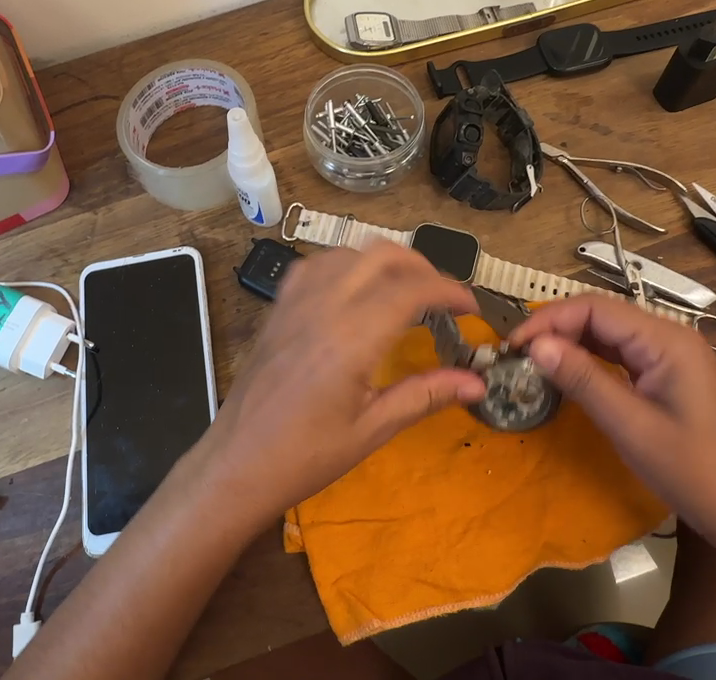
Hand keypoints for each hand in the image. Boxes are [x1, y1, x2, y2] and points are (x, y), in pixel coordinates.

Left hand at [197, 242, 485, 524]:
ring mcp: (295, 301)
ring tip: (405, 289)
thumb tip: (477, 383)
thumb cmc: (306, 456)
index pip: (411, 289)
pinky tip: (354, 289)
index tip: (472, 308)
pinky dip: (345, 264)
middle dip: (422, 266)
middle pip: (381, 255)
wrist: (237, 463)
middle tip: (443, 297)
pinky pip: (314, 264)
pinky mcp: (278, 307)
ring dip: (384, 261)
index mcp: (352, 337)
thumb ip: (425, 395)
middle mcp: (323, 306)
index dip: (449, 291)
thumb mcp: (372, 429)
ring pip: (348, 252)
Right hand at [509, 295, 715, 544]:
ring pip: (607, 334)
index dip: (549, 320)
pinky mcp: (668, 378)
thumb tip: (535, 345)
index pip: (594, 308)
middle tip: (517, 356)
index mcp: (666, 340)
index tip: (514, 345)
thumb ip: (583, 380)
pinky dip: (588, 361)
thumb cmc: (697, 472)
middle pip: (600, 315)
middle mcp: (669, 337)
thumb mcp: (632, 427)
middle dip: (555, 329)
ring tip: (533, 364)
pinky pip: (620, 355)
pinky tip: (566, 376)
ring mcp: (671, 357)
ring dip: (569, 344)